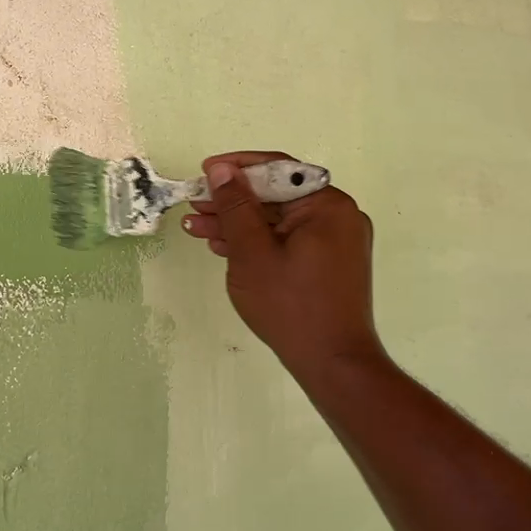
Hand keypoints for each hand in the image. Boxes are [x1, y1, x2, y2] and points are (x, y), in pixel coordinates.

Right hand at [181, 151, 384, 377]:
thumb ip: (235, 205)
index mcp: (328, 205)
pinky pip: (287, 240)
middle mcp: (338, 217)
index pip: (278, 169)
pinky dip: (257, 242)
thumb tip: (222, 169)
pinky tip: (223, 248)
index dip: (236, 168)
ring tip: (196, 229)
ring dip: (237, 223)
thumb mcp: (252, 251)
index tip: (203, 173)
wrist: (333, 363)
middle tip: (193, 205)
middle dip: (231, 201)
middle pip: (276, 196)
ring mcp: (335, 242)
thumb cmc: (290, 303)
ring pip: (278, 220)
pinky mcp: (328, 264)